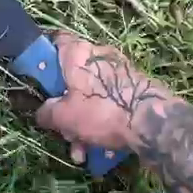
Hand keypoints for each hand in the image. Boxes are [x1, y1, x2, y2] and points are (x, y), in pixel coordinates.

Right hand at [34, 32, 175, 159]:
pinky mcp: (135, 87)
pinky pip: (109, 102)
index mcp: (78, 53)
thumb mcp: (64, 116)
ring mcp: (119, 71)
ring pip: (91, 95)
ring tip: (82, 151)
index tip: (39, 78)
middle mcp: (99, 56)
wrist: (154, 124)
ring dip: (83, 124)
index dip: (43, 56)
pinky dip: (102, 122)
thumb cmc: (102, 111)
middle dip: (65, 107)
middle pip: (72, 77)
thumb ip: (47, 112)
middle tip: (63, 131)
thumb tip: (43, 113)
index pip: (55, 41)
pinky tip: (101, 149)